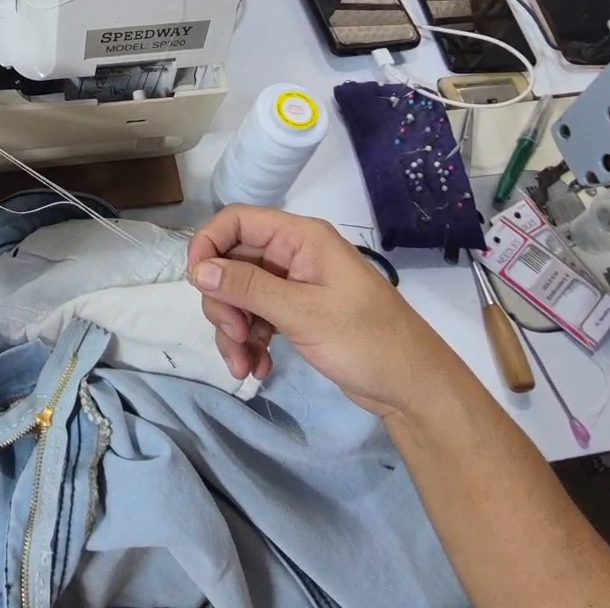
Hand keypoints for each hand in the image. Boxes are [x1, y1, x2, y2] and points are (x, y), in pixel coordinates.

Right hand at [188, 205, 440, 418]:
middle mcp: (293, 254)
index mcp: (299, 238)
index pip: (236, 221)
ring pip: (240, 295)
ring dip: (233, 330)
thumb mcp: (302, 312)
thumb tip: (197, 269)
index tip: (196, 283)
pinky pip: (256, 317)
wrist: (413, 388)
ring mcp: (294, 284)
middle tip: (232, 335)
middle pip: (233, 262)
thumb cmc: (365, 340)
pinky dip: (249, 342)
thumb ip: (248, 287)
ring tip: (244, 366)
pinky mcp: (296, 313)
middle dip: (223, 301)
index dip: (209, 245)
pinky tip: (257, 368)